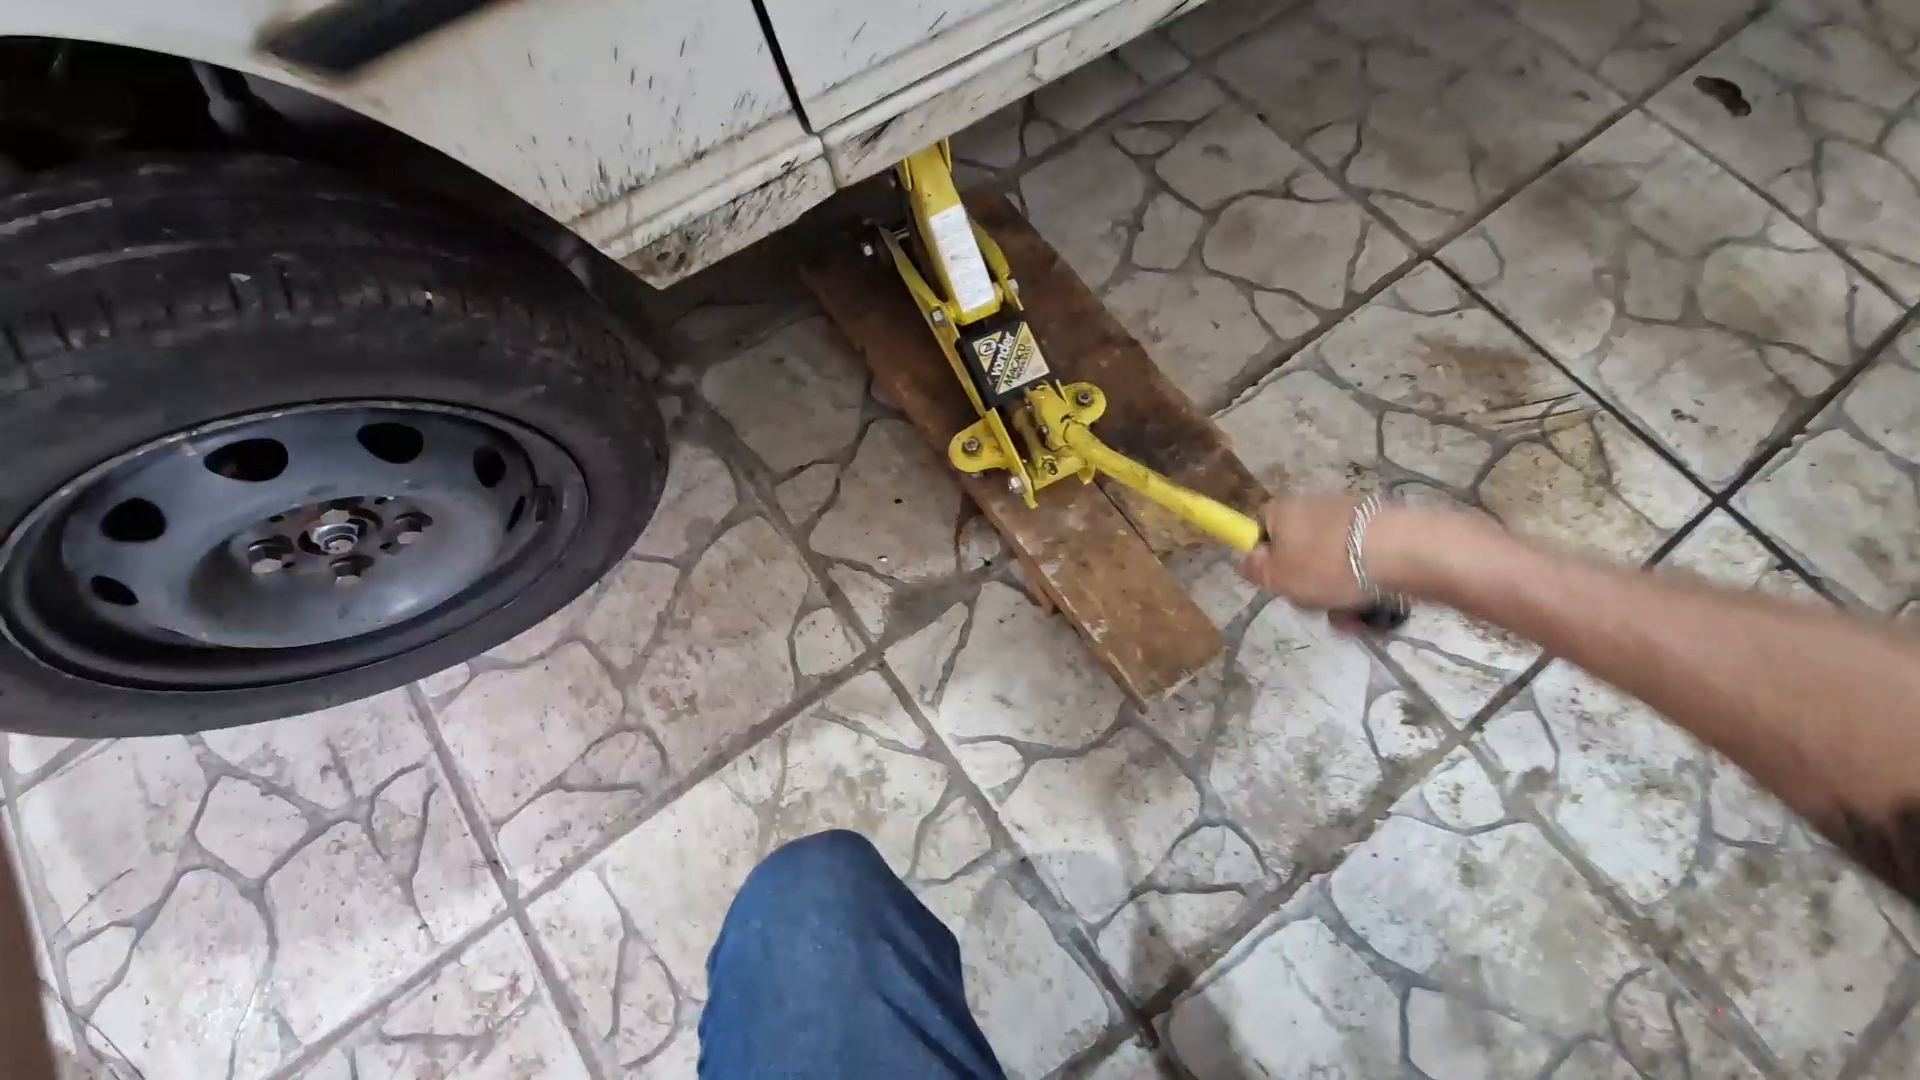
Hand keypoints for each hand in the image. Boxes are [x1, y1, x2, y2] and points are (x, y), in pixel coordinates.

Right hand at [1236, 494, 1373, 613]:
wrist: (1401, 551)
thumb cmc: (1327, 565)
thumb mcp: (1277, 577)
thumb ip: (1254, 570)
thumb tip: (1242, 559)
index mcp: (1281, 510)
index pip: (1260, 528)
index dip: (1264, 556)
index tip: (1275, 581)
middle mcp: (1312, 505)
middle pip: (1298, 549)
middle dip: (1305, 583)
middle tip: (1314, 605)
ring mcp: (1349, 515)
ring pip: (1331, 561)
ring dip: (1335, 591)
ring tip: (1349, 617)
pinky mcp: (1380, 528)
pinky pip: (1360, 561)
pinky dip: (1361, 583)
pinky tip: (1370, 607)